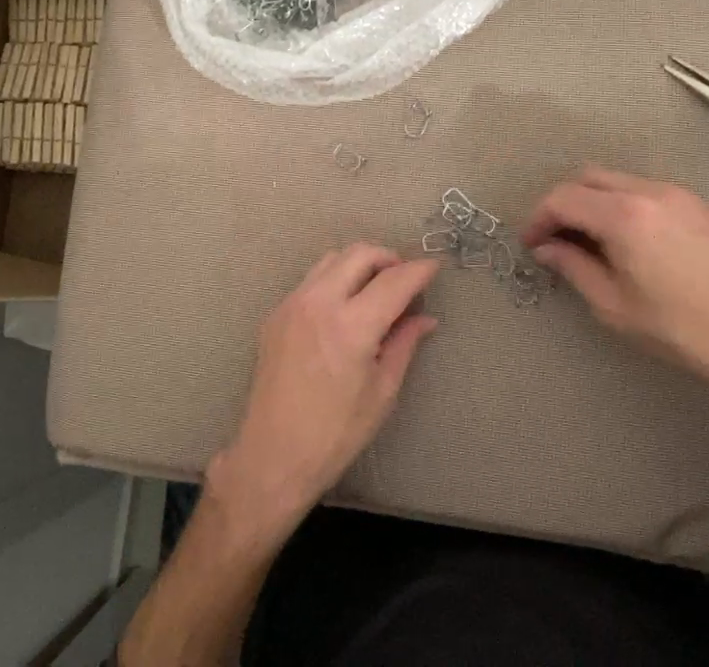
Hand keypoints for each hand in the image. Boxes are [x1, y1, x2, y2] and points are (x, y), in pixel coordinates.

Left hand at [209, 245, 440, 531]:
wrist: (274, 453)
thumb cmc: (336, 432)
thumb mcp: (382, 391)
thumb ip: (404, 344)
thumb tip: (425, 318)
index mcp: (351, 326)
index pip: (393, 281)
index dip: (419, 270)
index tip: (434, 267)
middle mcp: (318, 303)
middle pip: (358, 254)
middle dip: (387, 258)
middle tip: (405, 279)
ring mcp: (291, 305)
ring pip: (330, 260)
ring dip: (358, 264)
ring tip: (376, 290)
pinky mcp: (275, 315)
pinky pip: (310, 281)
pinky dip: (334, 280)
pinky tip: (345, 309)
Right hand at [520, 166, 708, 399]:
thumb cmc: (678, 329)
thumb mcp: (612, 305)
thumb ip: (573, 267)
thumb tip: (546, 249)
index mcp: (625, 215)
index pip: (563, 198)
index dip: (538, 218)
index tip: (530, 245)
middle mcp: (652, 192)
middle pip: (589, 177)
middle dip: (564, 203)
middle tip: (556, 240)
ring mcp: (682, 196)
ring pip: (620, 181)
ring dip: (595, 202)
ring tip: (592, 243)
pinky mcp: (703, 207)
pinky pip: (649, 192)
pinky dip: (625, 205)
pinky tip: (630, 243)